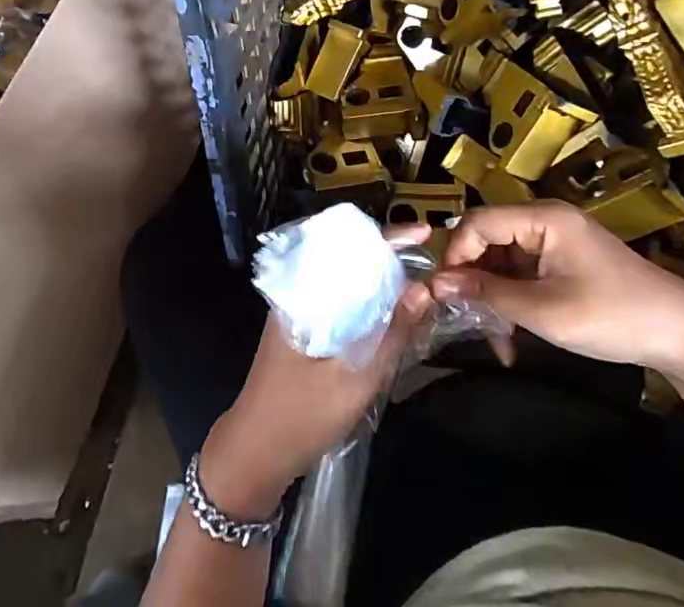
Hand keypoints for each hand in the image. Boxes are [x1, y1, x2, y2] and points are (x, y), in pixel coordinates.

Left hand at [197, 225, 435, 519]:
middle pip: (345, 260)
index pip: (347, 250)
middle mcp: (297, 294)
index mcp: (302, 294)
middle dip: (386, 255)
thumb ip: (390, 334)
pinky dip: (365, 301)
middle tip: (427, 259)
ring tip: (416, 278)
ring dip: (377, 278)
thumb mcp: (355, 379)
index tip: (423, 233)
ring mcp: (298, 313)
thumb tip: (422, 289)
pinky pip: (339, 303)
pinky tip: (389, 312)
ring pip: (343, 282)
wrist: (256, 451)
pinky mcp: (302, 332)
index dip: (387, 239)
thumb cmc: (302, 414)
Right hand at [428, 203, 683, 373]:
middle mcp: (544, 221)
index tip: (444, 292)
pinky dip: (510, 299)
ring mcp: (554, 242)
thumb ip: (487, 293)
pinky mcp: (561, 263)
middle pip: (486, 239)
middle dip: (471, 278)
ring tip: (490, 336)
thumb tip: (437, 284)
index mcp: (542, 218)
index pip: (476, 222)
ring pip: (500, 260)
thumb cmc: (614, 316)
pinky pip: (520, 273)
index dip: (455, 255)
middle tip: (460, 316)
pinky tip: (509, 333)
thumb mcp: (543, 310)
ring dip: (490, 295)